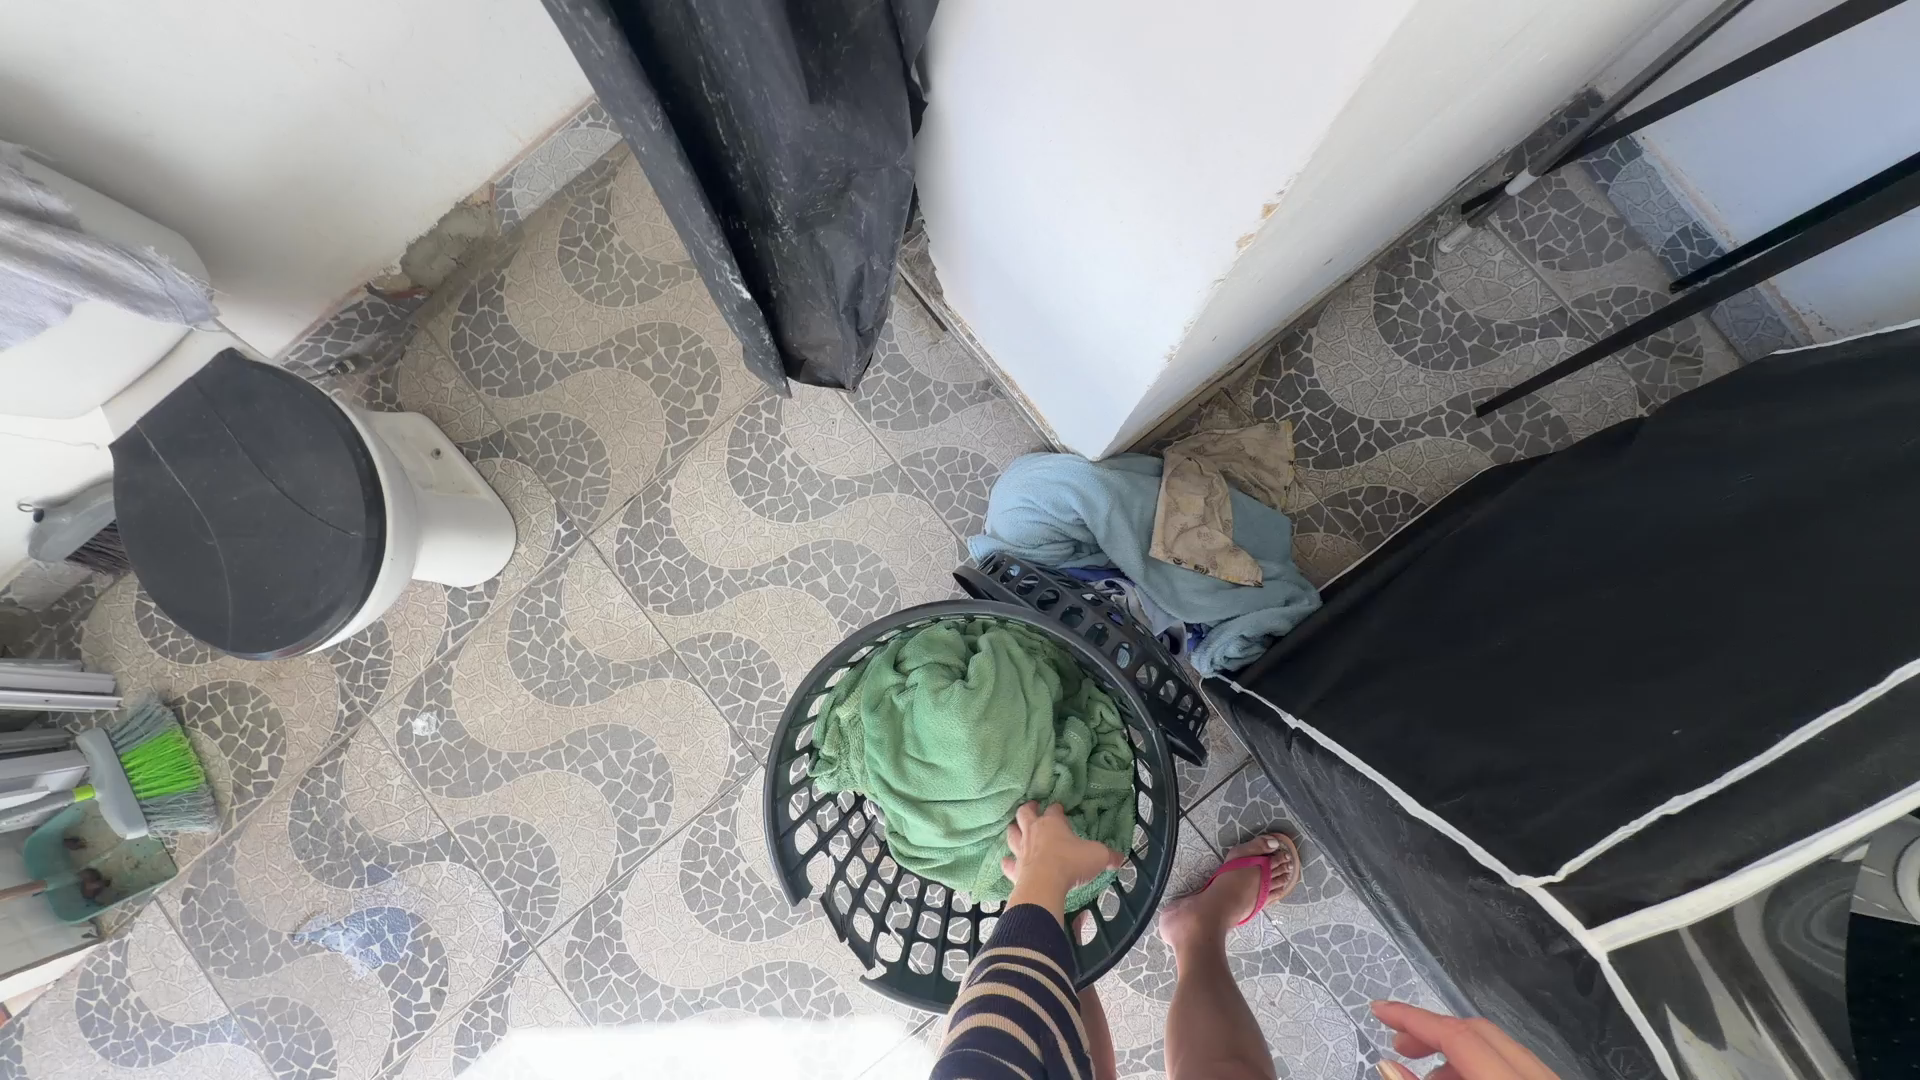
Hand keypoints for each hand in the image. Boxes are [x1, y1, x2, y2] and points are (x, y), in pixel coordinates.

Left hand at [1000, 802, 1122, 921]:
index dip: (1057, 808)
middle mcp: (1034, 831)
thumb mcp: (1097, 856)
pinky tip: (1008, 862)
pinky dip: (1008, 862)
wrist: (1046, 884)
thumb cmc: (1071, 863)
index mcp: (1052, 823)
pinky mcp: (1015, 869)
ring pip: (1012, 833)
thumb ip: (1108, 856)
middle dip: (1028, 809)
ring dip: (1014, 830)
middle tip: (1033, 808)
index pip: (1054, 809)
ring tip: (1017, 829)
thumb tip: (1120, 858)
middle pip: (1025, 813)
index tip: (1060, 808)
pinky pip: (1007, 863)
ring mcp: (1021, 850)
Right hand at [1372, 1002, 1559, 1079]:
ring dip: (1456, 1051)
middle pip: (1480, 1032)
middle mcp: (1540, 1077)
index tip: (1377, 1010)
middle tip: (1399, 1045)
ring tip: (1427, 1075)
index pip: (1458, 1035)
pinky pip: (1516, 1068)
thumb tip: (1386, 1064)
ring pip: (1501, 1049)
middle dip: (1432, 1031)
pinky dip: (1481, 1067)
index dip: (1412, 1017)